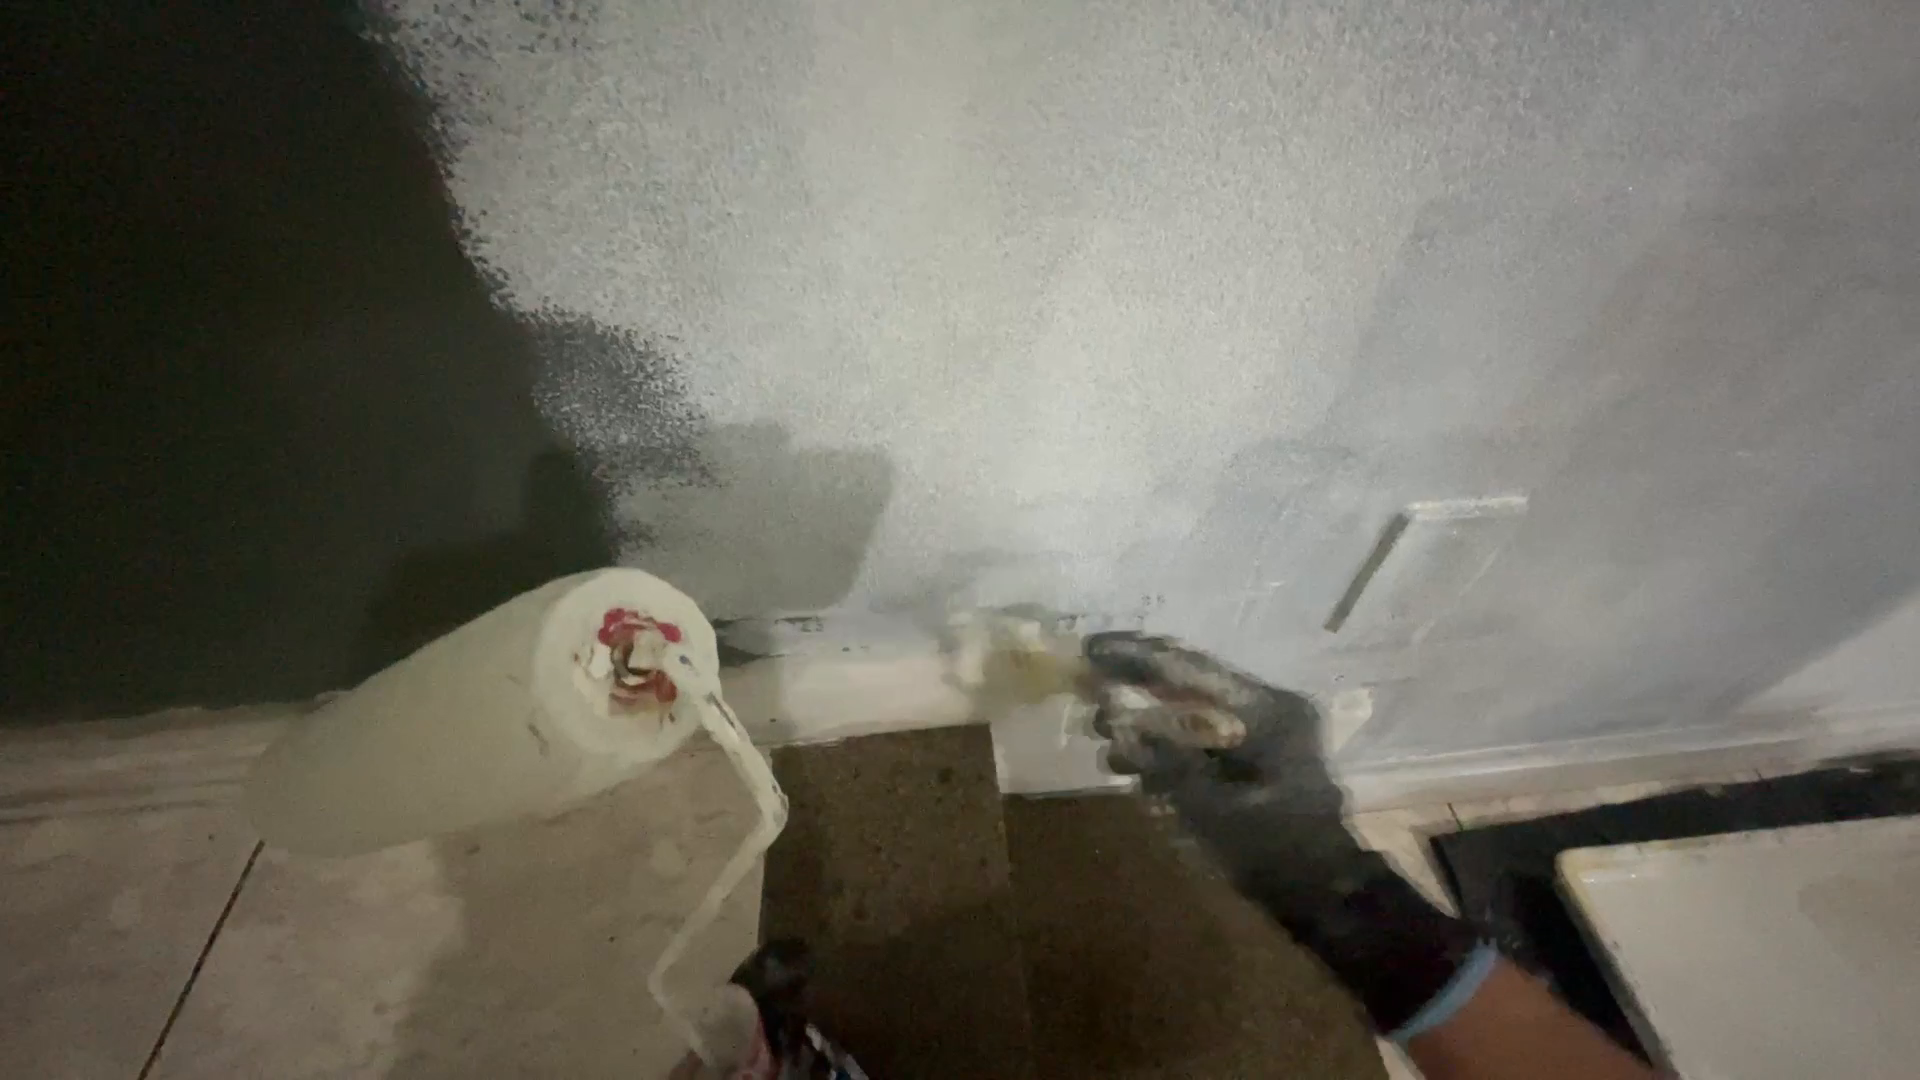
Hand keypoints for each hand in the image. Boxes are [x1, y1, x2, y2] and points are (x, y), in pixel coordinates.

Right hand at [1084, 632, 1370, 920]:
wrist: (1324, 895)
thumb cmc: (1273, 851)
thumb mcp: (1211, 807)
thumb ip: (1162, 759)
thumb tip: (1114, 721)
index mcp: (1267, 709)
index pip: (1191, 668)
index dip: (1137, 656)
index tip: (1093, 648)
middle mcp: (1265, 706)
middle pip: (1188, 679)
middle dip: (1135, 678)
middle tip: (1088, 674)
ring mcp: (1260, 729)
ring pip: (1188, 706)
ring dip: (1143, 715)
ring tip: (1101, 728)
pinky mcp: (1250, 753)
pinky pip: (1197, 733)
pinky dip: (1161, 742)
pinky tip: (1128, 760)